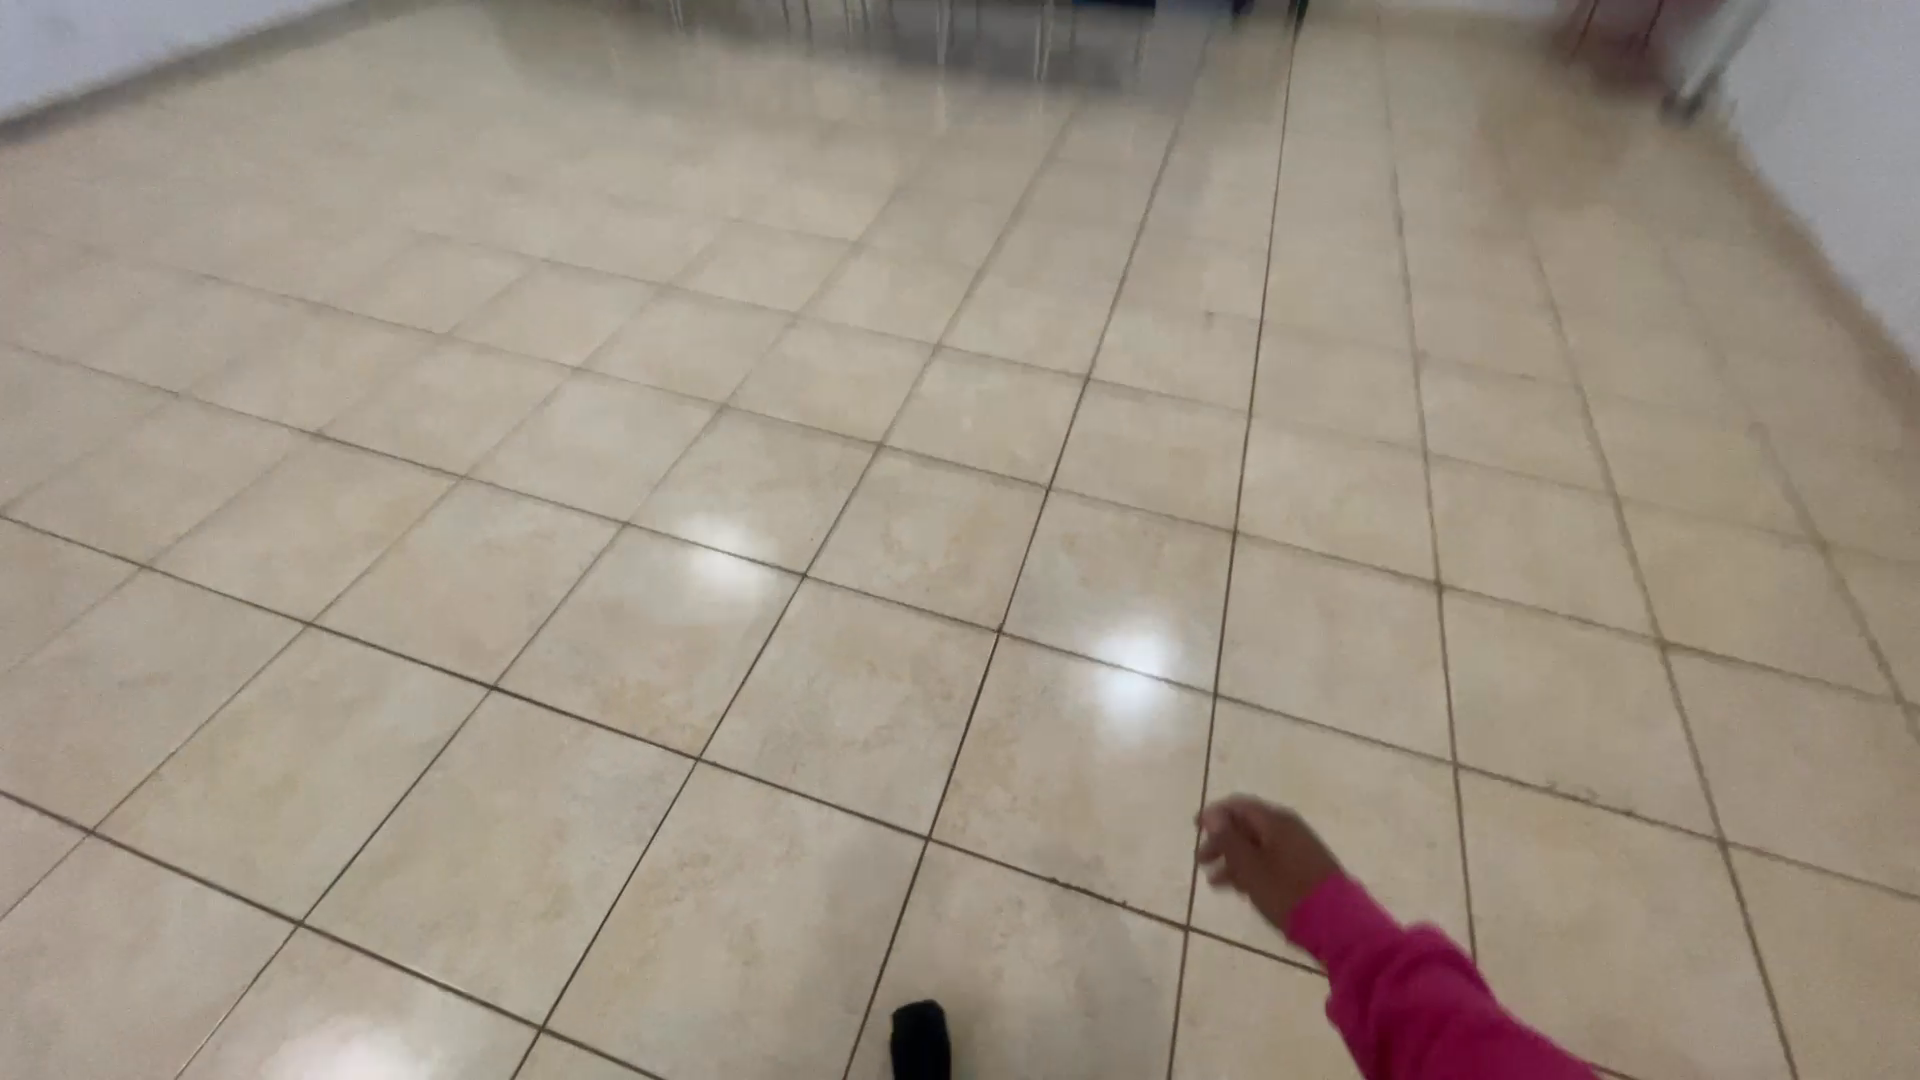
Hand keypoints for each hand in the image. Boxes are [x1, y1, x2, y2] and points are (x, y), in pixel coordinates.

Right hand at [1196, 795, 1342, 931]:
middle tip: (1201, 860)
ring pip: (1257, 846)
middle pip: (1247, 826)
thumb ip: (1228, 839)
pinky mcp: (1306, 870)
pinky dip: (1252, 870)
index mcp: (1274, 821)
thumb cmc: (1287, 892)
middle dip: (1221, 841)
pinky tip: (1240, 889)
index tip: (1195, 828)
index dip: (1214, 814)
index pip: (1237, 806)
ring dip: (1234, 859)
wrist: (1340, 926)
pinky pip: (1270, 861)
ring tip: (1215, 881)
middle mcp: (1287, 829)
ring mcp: (1299, 850)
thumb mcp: (1250, 867)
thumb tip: (1212, 815)